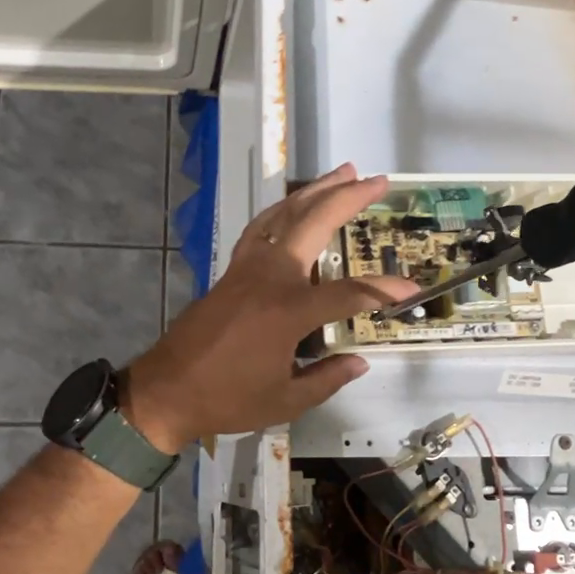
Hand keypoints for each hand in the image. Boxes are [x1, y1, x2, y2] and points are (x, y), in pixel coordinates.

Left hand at [121, 165, 417, 451]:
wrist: (165, 391)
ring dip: (314, 191)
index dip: (382, 291)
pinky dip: (281, 209)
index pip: (349, 293)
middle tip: (376, 180)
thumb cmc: (226, 400)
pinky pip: (260, 227)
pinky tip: (294, 204)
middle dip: (346, 197)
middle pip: (313, 223)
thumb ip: (326, 378)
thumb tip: (359, 361)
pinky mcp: (231, 271)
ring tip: (342, 172)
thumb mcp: (285, 401)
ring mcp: (247, 269)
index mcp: (288, 312)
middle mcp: (270, 278)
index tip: (409, 290)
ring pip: (283, 215)